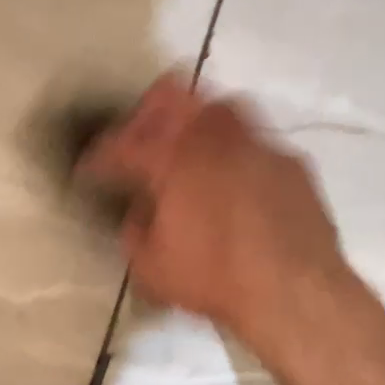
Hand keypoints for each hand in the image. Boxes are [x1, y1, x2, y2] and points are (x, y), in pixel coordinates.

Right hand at [78, 73, 350, 336]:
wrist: (293, 290)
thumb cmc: (215, 280)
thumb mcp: (153, 268)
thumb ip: (135, 233)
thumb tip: (138, 215)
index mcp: (171, 157)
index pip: (122, 144)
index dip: (100, 156)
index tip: (91, 169)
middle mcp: (215, 135)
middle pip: (175, 94)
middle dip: (151, 112)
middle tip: (142, 139)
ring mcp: (260, 143)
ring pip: (222, 112)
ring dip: (200, 129)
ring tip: (193, 159)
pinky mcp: (293, 164)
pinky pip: (257, 147)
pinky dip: (239, 160)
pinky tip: (238, 191)